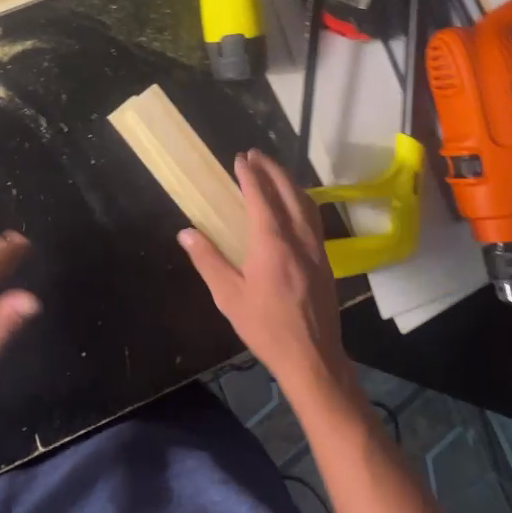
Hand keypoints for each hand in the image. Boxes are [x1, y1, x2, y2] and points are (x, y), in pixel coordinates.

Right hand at [178, 150, 355, 400]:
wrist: (312, 357)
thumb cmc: (265, 328)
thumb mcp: (228, 296)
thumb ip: (208, 261)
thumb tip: (186, 233)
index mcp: (272, 245)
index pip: (261, 198)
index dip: (250, 176)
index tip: (240, 159)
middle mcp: (298, 240)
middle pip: (289, 193)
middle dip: (272, 170)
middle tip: (255, 155)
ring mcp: (316, 250)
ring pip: (306, 204)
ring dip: (289, 182)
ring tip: (273, 172)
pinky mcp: (325, 262)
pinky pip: (313, 219)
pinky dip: (301, 201)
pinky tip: (293, 206)